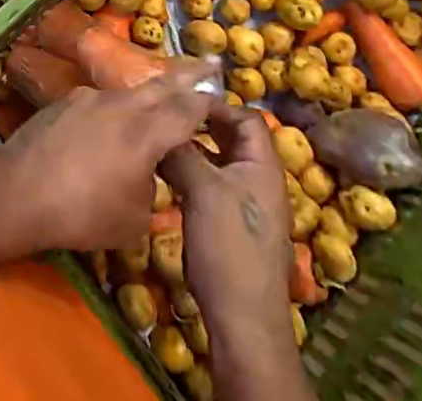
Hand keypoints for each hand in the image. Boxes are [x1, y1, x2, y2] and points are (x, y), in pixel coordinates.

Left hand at [2, 60, 219, 251]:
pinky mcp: (65, 102)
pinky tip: (110, 122)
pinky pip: (100, 100)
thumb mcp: (133, 219)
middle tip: (209, 66)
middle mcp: (121, 105)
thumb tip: (148, 174)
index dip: (209, 101)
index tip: (223, 90)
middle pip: (162, 86)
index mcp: (146, 133)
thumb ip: (152, 189)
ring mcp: (89, 98)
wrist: (18, 191)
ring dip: (150, 92)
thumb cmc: (82, 212)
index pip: (188, 109)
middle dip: (189, 77)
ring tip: (161, 95)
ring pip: (129, 91)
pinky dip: (116, 107)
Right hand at [160, 105, 294, 344]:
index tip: (180, 103)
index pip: (247, 118)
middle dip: (199, 127)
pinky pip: (211, 186)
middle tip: (164, 120)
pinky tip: (165, 179)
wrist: (242, 318)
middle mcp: (259, 180)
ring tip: (158, 145)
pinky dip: (191, 176)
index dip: (217, 106)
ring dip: (192, 152)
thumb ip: (182, 153)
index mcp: (263, 166)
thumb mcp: (202, 190)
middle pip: (231, 139)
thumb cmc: (228, 246)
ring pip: (218, 164)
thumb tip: (159, 130)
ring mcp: (246, 204)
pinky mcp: (231, 225)